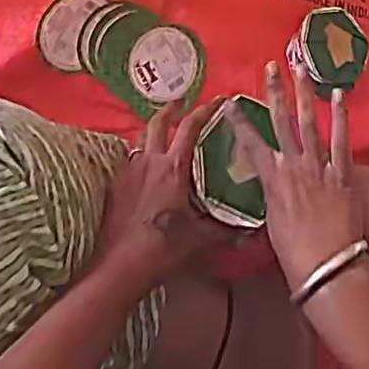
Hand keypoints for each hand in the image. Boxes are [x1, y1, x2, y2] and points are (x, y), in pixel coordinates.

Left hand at [95, 100, 230, 288]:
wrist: (118, 268)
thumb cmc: (162, 249)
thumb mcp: (199, 238)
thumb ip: (226, 231)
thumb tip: (252, 233)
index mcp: (173, 168)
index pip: (190, 126)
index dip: (205, 109)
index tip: (217, 100)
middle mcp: (150, 162)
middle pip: (159, 122)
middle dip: (171, 108)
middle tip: (181, 102)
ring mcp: (129, 171)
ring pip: (141, 138)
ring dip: (153, 128)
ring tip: (163, 130)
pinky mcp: (115, 185)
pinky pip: (129, 158)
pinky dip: (139, 153)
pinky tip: (144, 164)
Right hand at [228, 63, 364, 286]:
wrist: (327, 271)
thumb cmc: (296, 256)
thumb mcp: (274, 225)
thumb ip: (273, 197)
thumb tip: (273, 186)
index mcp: (273, 180)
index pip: (251, 144)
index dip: (240, 121)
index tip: (230, 101)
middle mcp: (293, 166)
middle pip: (282, 121)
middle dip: (275, 91)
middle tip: (272, 66)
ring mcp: (319, 165)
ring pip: (309, 121)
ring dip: (304, 92)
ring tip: (300, 68)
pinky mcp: (342, 171)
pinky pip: (341, 138)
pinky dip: (340, 115)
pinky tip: (338, 95)